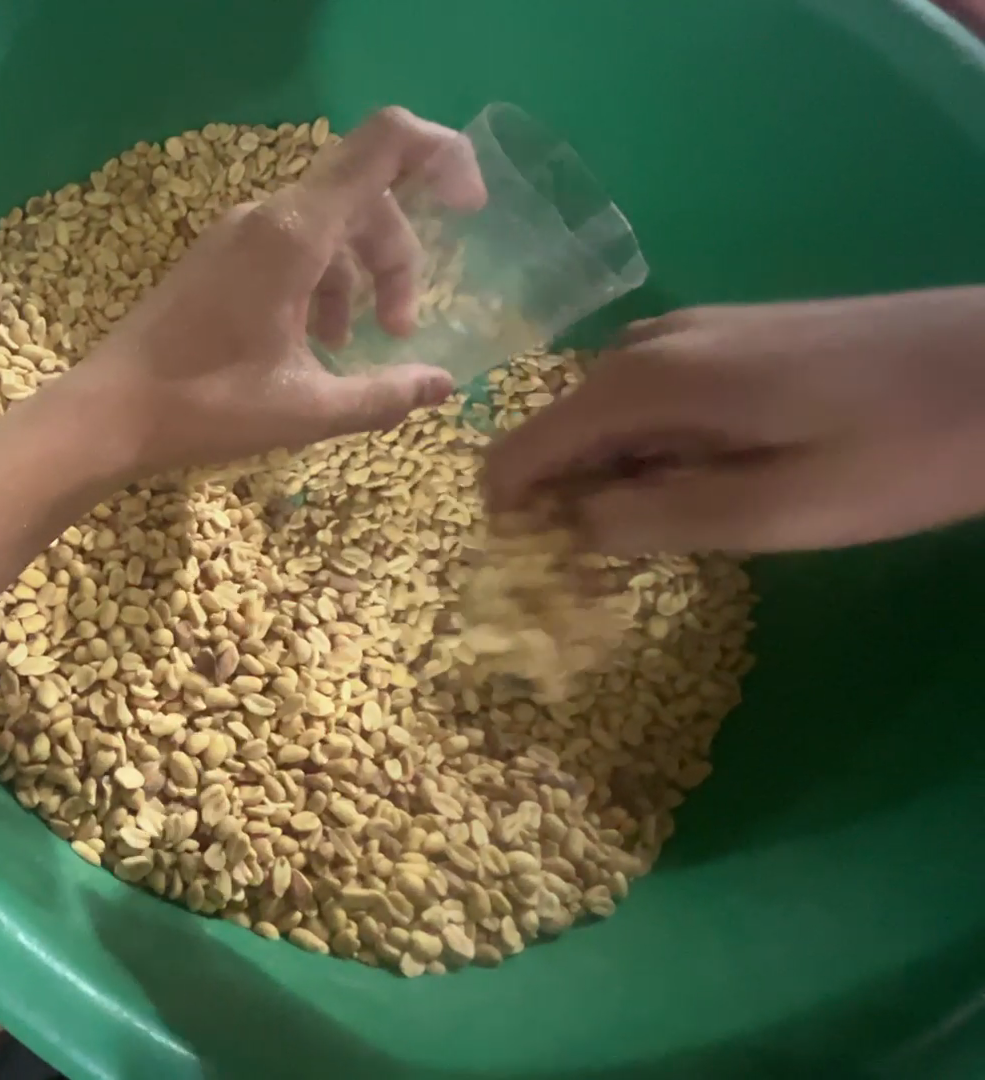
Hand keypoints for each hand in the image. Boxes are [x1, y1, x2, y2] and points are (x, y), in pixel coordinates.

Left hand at [38, 107, 484, 480]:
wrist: (107, 414)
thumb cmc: (205, 408)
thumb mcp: (305, 408)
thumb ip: (382, 394)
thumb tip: (441, 387)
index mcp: (293, 233)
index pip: (387, 144)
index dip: (443, 157)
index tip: (472, 208)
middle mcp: (262, 218)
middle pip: (360, 201)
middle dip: (397, 258)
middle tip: (399, 331)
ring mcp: (229, 238)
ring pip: (320, 230)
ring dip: (354, 279)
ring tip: (353, 347)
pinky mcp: (209, 263)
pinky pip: (280, 252)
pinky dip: (311, 285)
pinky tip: (307, 343)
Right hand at [485, 287, 984, 553]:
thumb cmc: (913, 446)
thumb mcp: (777, 511)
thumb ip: (649, 520)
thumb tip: (564, 528)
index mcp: (637, 385)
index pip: (516, 452)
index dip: (510, 511)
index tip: (540, 560)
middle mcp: (636, 347)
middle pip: (552, 436)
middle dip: (566, 497)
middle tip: (626, 552)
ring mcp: (677, 334)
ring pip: (594, 420)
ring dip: (610, 474)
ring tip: (686, 509)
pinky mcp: (714, 336)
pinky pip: (638, 400)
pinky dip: (644, 445)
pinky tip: (712, 464)